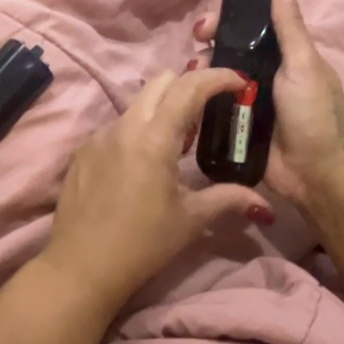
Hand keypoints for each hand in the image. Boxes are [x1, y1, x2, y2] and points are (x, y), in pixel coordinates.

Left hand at [41, 67, 274, 313]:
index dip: (217, 76)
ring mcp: (101, 134)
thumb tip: (263, 202)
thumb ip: (228, 200)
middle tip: (209, 110)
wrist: (80, 268)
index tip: (238, 80)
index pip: (189, 87)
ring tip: (180, 143)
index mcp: (155, 137)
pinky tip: (144, 164)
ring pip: (139, 102)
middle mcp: (126, 125)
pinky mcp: (85, 149)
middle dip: (190, 85)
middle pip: (162, 81)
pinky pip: (119, 125)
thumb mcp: (190, 220)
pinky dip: (139, 130)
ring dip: (164, 109)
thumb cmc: (142, 244)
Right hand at [194, 0, 343, 215]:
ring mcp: (250, 99)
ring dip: (202, 68)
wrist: (316, 177)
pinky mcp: (237, 124)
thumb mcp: (304, 65)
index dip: (229, 20)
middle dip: (211, 42)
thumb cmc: (314, 116)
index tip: (209, 23)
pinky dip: (201, 94)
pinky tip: (188, 92)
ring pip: (218, 74)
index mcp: (286, 55)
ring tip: (193, 72)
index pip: (252, 26)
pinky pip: (214, 103)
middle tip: (197, 43)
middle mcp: (266, 72)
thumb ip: (290, 25)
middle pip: (230, 48)